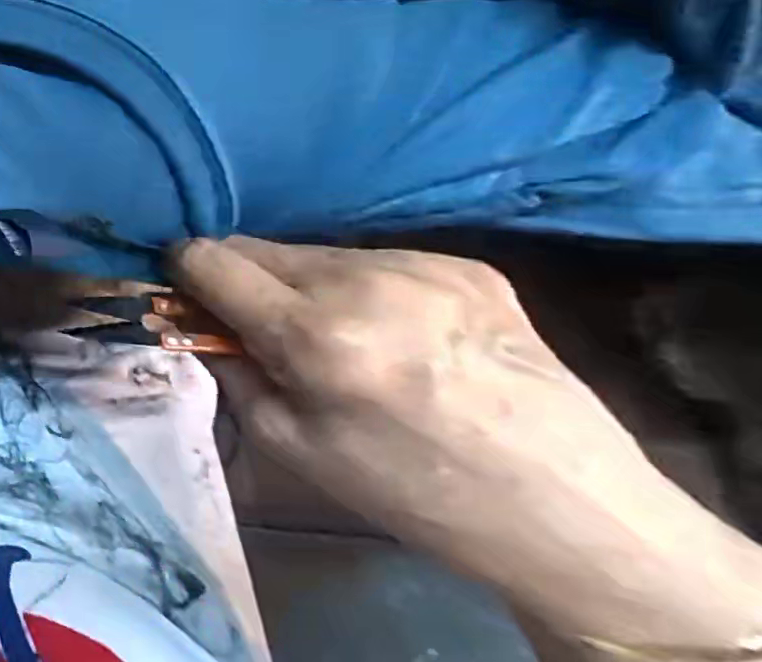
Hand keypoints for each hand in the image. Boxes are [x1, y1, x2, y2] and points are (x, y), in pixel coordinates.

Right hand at [169, 237, 761, 659]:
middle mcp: (366, 280)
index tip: (185, 292)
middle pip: (255, 245)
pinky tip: (394, 330)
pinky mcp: (465, 262)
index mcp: (318, 336)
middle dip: (239, 278)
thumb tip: (192, 318)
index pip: (211, 259)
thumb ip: (230, 366)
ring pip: (311, 250)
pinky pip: (371, 259)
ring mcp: (422, 264)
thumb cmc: (414, 492)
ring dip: (299, 282)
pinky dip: (357, 286)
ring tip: (335, 332)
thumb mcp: (294, 445)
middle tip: (256, 323)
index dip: (184, 271)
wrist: (577, 516)